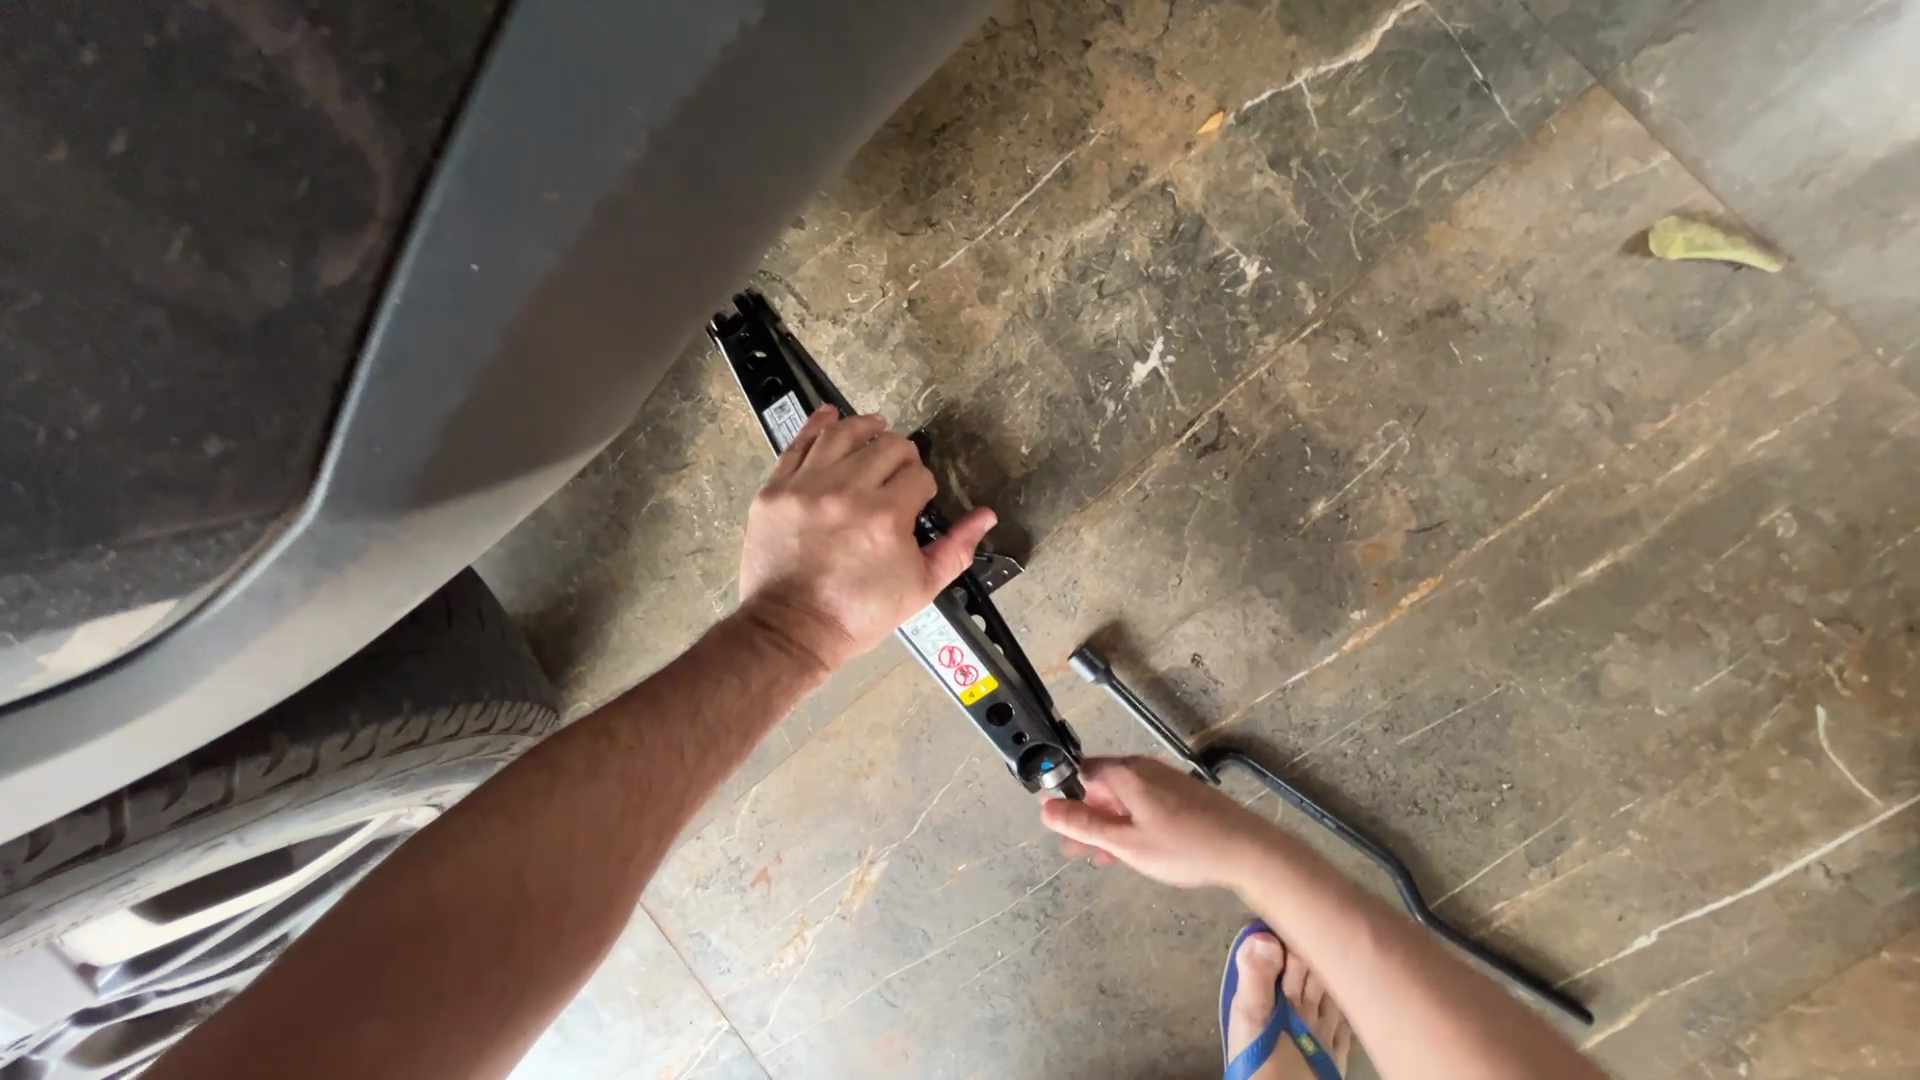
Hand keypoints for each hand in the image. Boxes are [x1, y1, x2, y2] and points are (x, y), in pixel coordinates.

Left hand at [738, 408, 994, 673]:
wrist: (792, 631)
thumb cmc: (856, 614)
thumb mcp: (920, 588)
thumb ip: (956, 548)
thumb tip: (985, 517)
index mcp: (887, 517)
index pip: (919, 476)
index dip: (924, 487)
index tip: (916, 502)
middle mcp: (848, 493)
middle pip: (887, 447)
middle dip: (902, 456)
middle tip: (899, 473)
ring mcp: (807, 488)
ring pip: (844, 434)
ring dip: (866, 428)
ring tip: (875, 428)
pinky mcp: (776, 491)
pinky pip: (798, 444)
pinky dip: (817, 425)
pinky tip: (831, 416)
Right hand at [1040, 757, 1273, 889]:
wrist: (1249, 851)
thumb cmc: (1184, 847)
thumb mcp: (1127, 843)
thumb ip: (1085, 826)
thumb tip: (1045, 809)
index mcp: (1126, 775)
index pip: (1080, 771)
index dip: (1062, 793)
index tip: (1054, 821)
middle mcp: (1144, 770)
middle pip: (1101, 785)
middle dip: (1083, 815)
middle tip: (1072, 848)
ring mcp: (1165, 781)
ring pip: (1122, 798)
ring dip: (1105, 823)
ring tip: (1097, 856)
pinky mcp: (1181, 796)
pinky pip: (1143, 804)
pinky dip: (1128, 823)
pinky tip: (1129, 850)